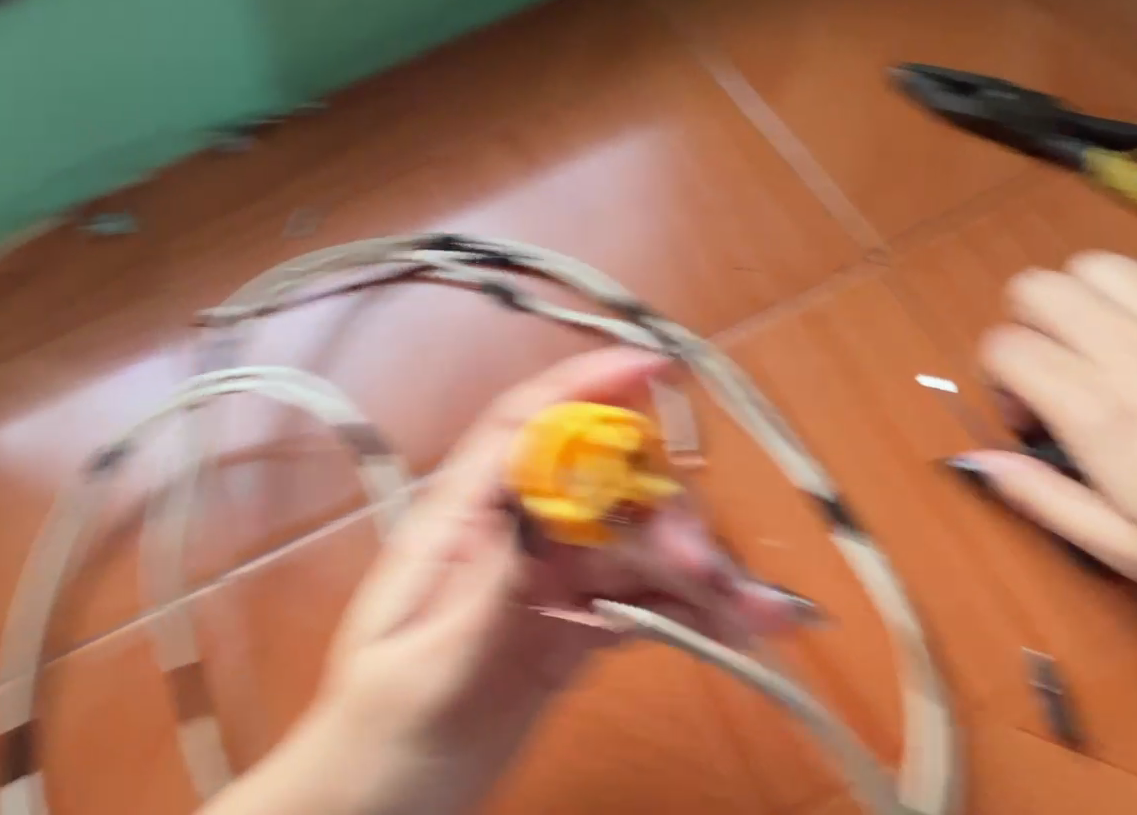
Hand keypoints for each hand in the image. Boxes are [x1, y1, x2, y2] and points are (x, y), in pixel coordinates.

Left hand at [215, 348, 809, 814]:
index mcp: (460, 522)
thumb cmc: (381, 736)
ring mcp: (546, 579)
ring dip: (696, 567)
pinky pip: (640, 602)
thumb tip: (540, 507)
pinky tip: (734, 628)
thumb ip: (488, 589)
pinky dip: (690, 611)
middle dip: (660, 507)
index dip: (584, 386)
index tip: (654, 366)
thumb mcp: (429, 668)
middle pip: (600, 486)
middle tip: (705, 563)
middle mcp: (511, 534)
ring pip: (632, 546)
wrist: (382, 805)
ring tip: (756, 610)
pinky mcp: (572, 624)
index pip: (523, 428)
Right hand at [954, 252, 1136, 678]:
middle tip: (1057, 373)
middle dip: (1026, 325)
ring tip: (1106, 350)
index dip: (999, 380)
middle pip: (1038, 288)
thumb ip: (1043, 498)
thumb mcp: (1135, 554)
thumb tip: (979, 461)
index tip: (1032, 419)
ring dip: (1082, 301)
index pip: (1005, 345)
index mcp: (1104, 413)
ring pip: (1099, 267)